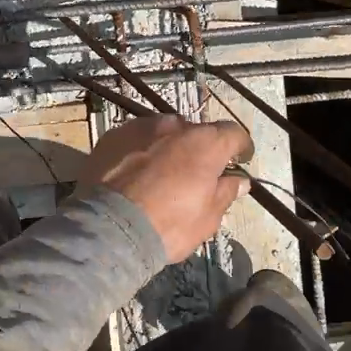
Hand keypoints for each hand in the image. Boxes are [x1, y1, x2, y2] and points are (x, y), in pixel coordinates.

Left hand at [78, 115, 252, 263]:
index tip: (240, 159)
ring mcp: (141, 125)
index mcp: (204, 143)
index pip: (232, 132)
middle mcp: (174, 125)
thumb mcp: (207, 218)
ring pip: (164, 131)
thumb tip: (240, 180)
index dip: (240, 145)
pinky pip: (137, 137)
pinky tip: (136, 172)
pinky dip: (142, 149)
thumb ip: (225, 193)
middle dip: (199, 149)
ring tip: (162, 173)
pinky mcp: (114, 133)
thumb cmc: (168, 224)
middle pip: (195, 131)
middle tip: (196, 174)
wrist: (110, 225)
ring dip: (169, 146)